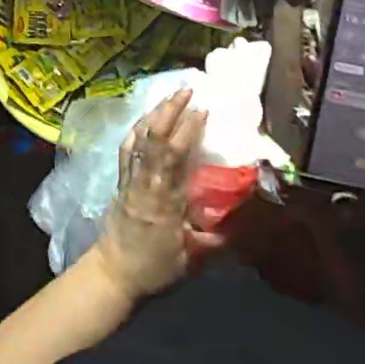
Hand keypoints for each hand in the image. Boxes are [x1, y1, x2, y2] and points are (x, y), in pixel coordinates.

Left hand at [88, 90, 226, 302]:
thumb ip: (219, 239)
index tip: (203, 110)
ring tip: (171, 96)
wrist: (112, 273)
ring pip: (139, 137)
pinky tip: (148, 118)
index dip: (187, 130)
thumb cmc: (154, 267)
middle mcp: (144, 182)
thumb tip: (252, 224)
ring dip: (155, 113)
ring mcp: (129, 178)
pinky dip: (139, 127)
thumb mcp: (192, 259)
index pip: (173, 156)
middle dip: (170, 110)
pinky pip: (128, 146)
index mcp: (163, 199)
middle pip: (153, 138)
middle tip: (187, 90)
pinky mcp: (120, 179)